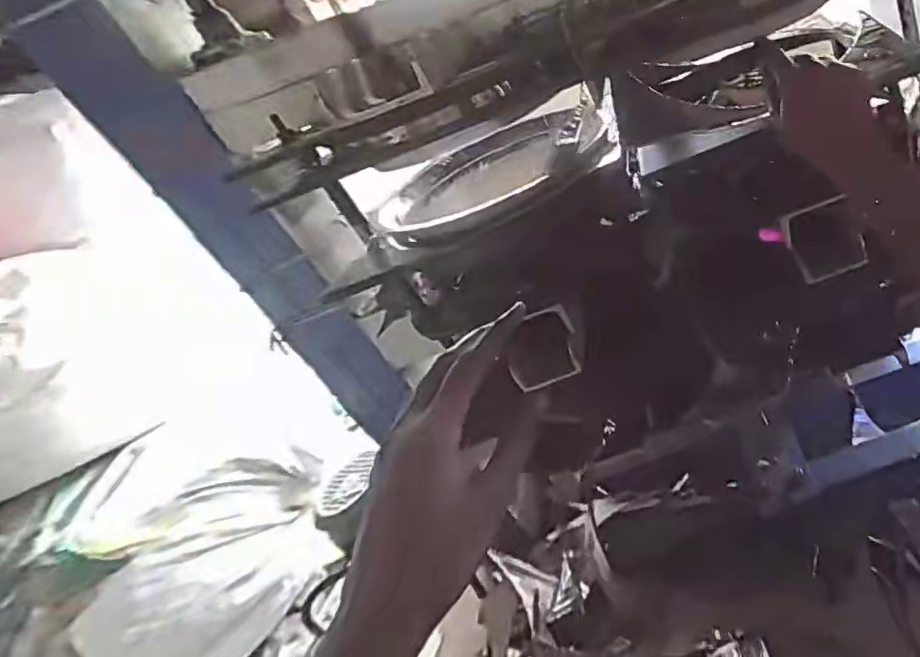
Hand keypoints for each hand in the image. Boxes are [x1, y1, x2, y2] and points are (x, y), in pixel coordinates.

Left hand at [323, 304, 541, 656]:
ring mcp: (393, 443)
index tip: (517, 313)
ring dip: (460, 370)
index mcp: (431, 429)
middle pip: (442, 369)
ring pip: (429, 389)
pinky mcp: (389, 461)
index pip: (468, 366)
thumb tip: (537, 398)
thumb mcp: (491, 497)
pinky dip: (448, 396)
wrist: (382, 606)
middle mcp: (407, 426)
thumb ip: (515, 441)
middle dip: (475, 345)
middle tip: (508, 332)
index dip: (495, 336)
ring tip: (494, 362)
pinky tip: (469, 410)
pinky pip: (422, 411)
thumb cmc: (443, 553)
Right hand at [755, 40, 905, 189]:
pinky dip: (838, 78)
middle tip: (796, 84)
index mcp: (790, 78)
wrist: (854, 150)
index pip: (772, 55)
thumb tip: (770, 81)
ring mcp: (838, 68)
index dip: (765, 50)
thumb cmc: (811, 142)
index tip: (761, 47)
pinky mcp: (858, 74)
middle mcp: (814, 66)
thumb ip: (773, 97)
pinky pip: (842, 70)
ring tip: (821, 92)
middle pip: (800, 58)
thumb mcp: (781, 124)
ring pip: (823, 63)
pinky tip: (840, 96)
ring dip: (818, 73)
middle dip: (796, 68)